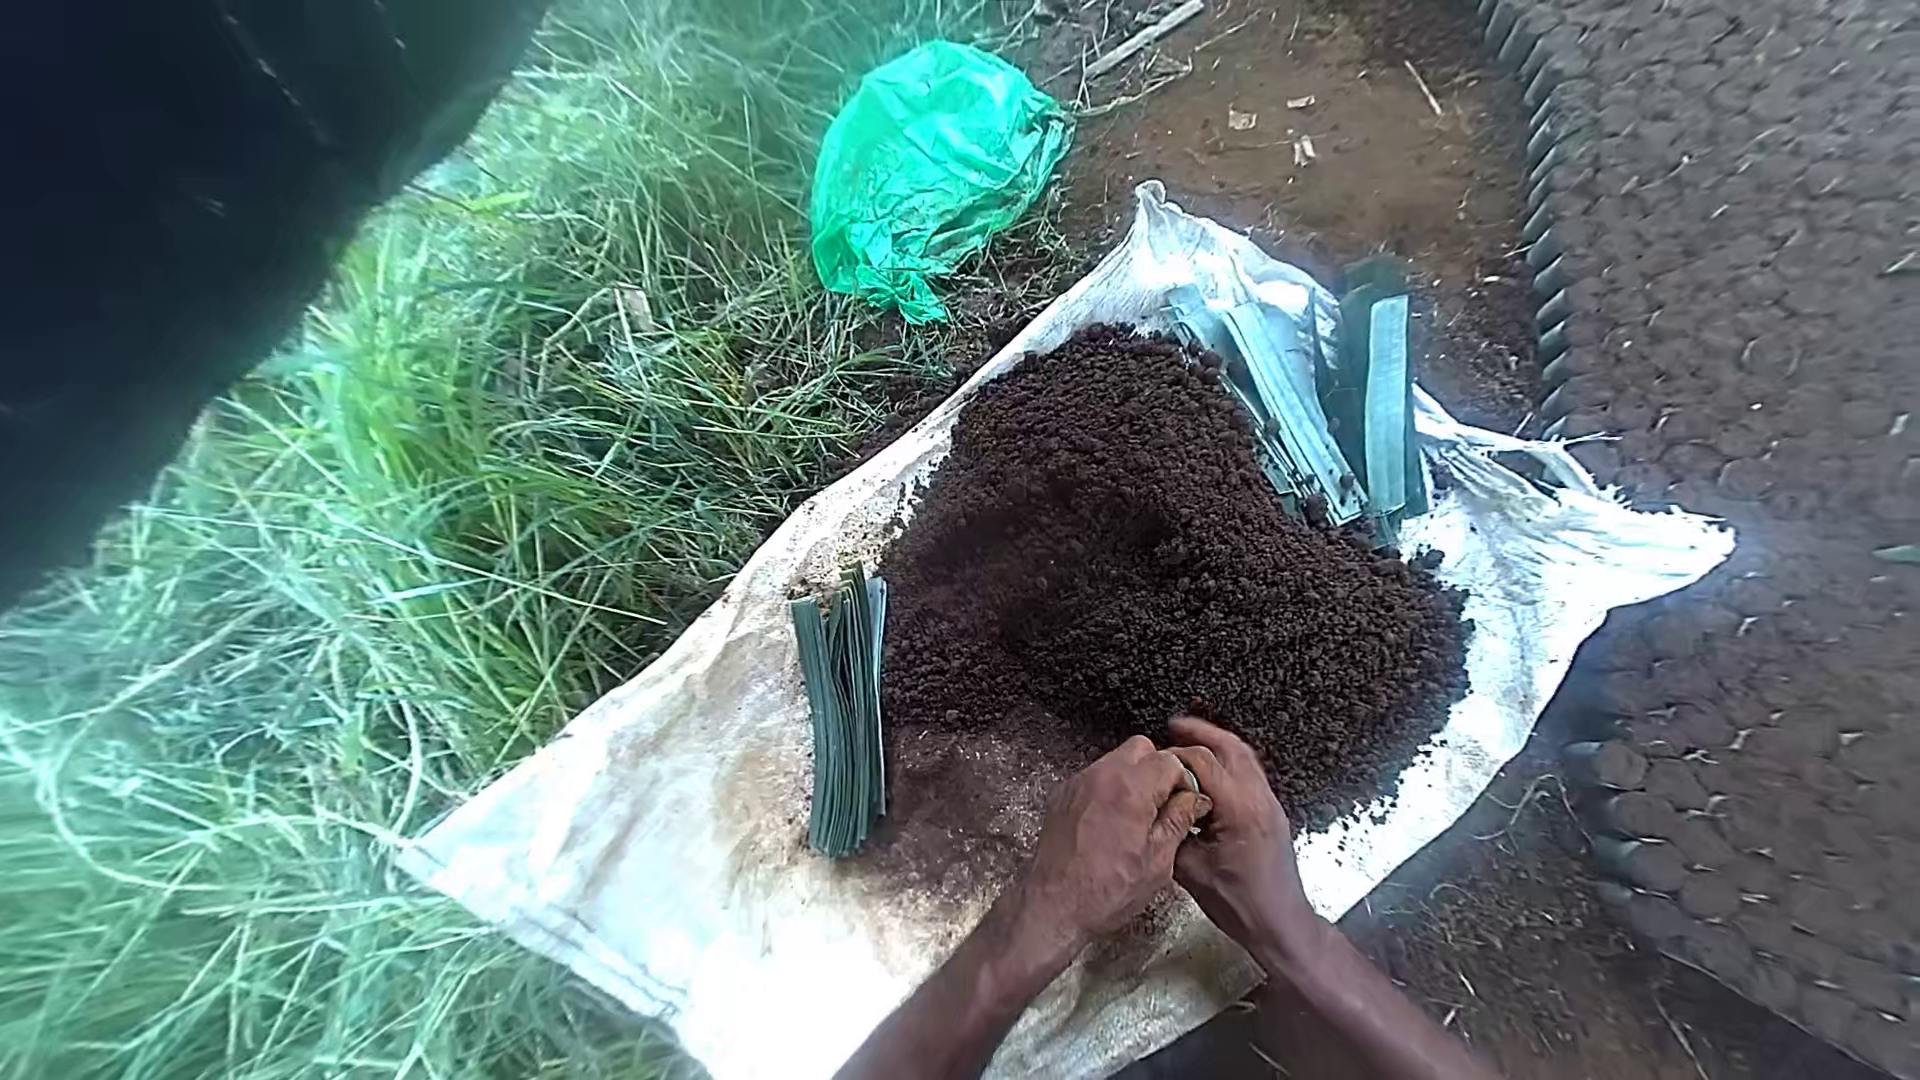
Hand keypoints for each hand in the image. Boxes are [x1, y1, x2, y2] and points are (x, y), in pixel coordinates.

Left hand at [1010, 734, 1212, 958]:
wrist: (1054, 901)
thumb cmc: (1105, 890)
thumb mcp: (1157, 862)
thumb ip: (1177, 821)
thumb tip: (1193, 799)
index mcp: (1130, 789)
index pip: (1168, 760)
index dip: (1183, 778)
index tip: (1185, 799)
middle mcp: (1102, 775)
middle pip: (1139, 748)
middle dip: (1157, 768)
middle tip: (1164, 801)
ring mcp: (1079, 781)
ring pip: (1115, 759)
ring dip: (1132, 777)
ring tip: (1137, 815)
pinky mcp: (1064, 791)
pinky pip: (1094, 775)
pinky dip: (1108, 787)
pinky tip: (1111, 819)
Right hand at [1167, 715, 1324, 974]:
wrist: (1281, 928)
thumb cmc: (1237, 904)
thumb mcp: (1190, 868)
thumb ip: (1171, 828)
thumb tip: (1155, 802)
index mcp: (1238, 809)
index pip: (1203, 761)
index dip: (1175, 756)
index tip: (1155, 764)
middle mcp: (1258, 798)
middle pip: (1230, 747)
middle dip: (1200, 732)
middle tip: (1173, 726)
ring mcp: (1269, 803)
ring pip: (1244, 755)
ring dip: (1216, 742)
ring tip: (1189, 737)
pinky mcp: (1271, 811)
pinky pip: (1249, 770)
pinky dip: (1227, 758)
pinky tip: (1208, 766)